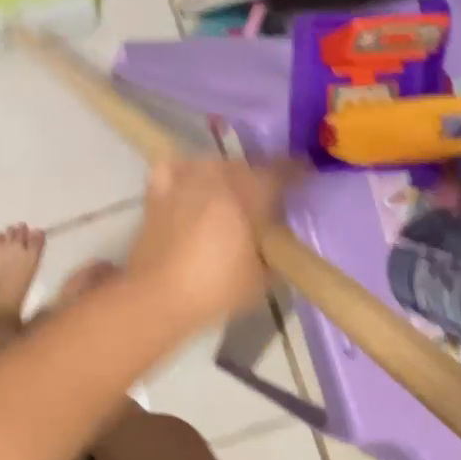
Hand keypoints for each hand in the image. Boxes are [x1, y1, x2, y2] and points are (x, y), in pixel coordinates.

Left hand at [123, 158, 297, 329]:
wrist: (156, 294)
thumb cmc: (214, 288)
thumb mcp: (260, 276)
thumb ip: (273, 251)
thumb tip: (275, 240)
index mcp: (245, 196)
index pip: (278, 172)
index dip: (294, 171)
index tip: (304, 175)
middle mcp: (213, 180)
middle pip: (242, 167)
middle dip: (257, 177)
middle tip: (265, 195)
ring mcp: (182, 183)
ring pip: (210, 165)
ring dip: (224, 175)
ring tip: (229, 193)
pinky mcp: (156, 194)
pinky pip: (174, 170)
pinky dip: (185, 172)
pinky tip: (190, 185)